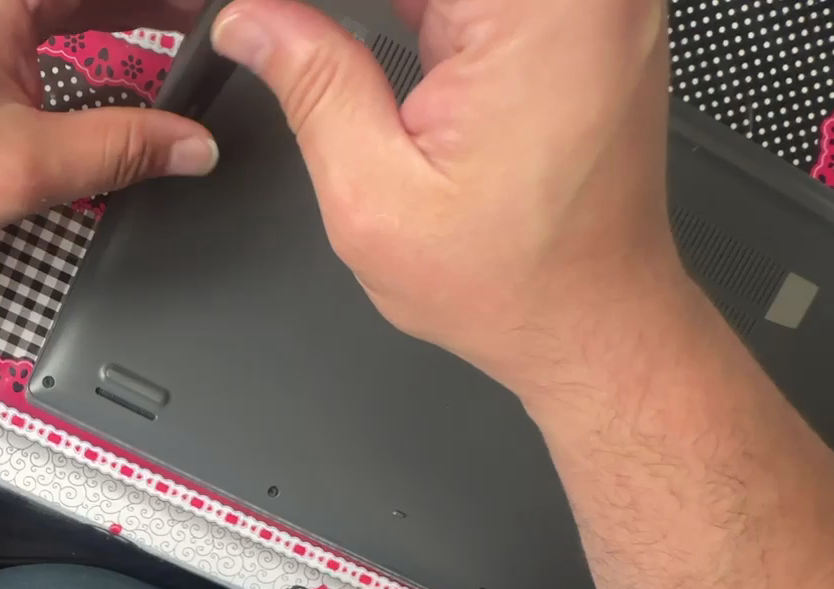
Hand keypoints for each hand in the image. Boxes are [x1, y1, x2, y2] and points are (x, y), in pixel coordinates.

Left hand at [0, 0, 218, 254]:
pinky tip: (113, 49)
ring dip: (122, 12)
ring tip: (185, 36)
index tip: (225, 21)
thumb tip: (194, 146)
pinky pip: (32, 11)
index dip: (176, 4)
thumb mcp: (26, 165)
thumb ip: (122, 149)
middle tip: (215, 31)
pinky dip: (78, 30)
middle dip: (155, 5)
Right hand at [211, 0, 691, 398]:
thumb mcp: (371, 194)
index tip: (266, 15)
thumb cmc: (500, 279)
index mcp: (538, 10)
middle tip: (279, 31)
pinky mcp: (579, 17)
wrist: (580, 314)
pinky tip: (395, 61)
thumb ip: (314, 88)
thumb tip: (253, 22)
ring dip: (388, 16)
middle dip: (354, 14)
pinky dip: (424, 15)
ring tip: (360, 92)